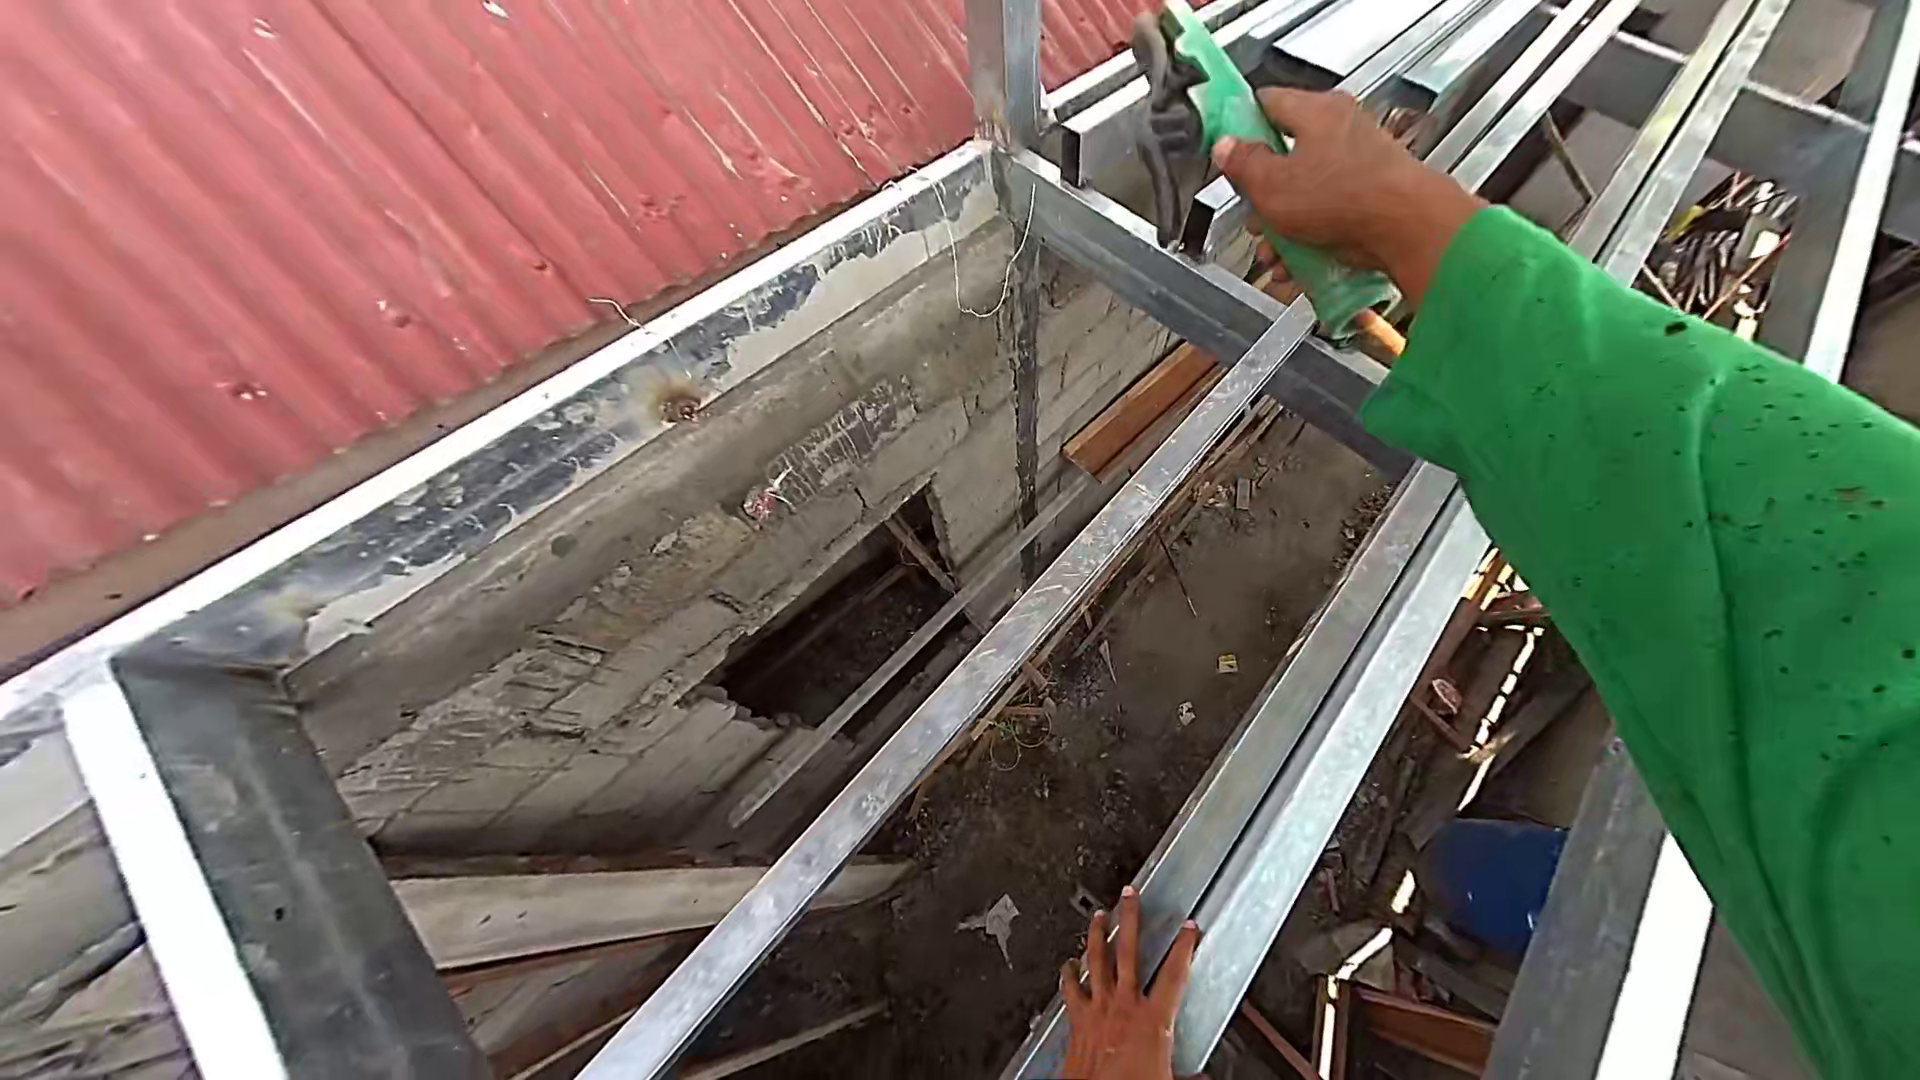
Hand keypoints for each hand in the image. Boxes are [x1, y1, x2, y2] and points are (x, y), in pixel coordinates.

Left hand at [1060, 885, 1201, 1079]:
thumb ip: (1188, 1076)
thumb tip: (1204, 1078)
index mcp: (1152, 1021)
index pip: (1174, 976)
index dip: (1184, 948)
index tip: (1189, 928)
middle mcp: (1123, 1005)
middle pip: (1127, 950)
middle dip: (1130, 918)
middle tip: (1130, 895)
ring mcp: (1098, 1007)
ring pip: (1096, 958)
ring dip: (1097, 934)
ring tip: (1099, 914)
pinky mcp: (1078, 1017)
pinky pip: (1071, 988)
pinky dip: (1068, 973)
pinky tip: (1068, 963)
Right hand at [1211, 88, 1485, 307]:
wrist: (1399, 226)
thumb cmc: (1342, 197)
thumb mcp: (1272, 183)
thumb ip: (1243, 163)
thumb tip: (1226, 147)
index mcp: (1317, 113)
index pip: (1267, 104)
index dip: (1240, 126)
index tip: (1225, 150)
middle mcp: (1338, 131)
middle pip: (1281, 158)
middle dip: (1260, 196)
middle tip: (1251, 213)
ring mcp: (1353, 164)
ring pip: (1298, 193)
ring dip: (1278, 227)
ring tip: (1272, 250)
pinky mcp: (1361, 195)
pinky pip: (1319, 214)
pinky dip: (1302, 239)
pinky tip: (1291, 260)